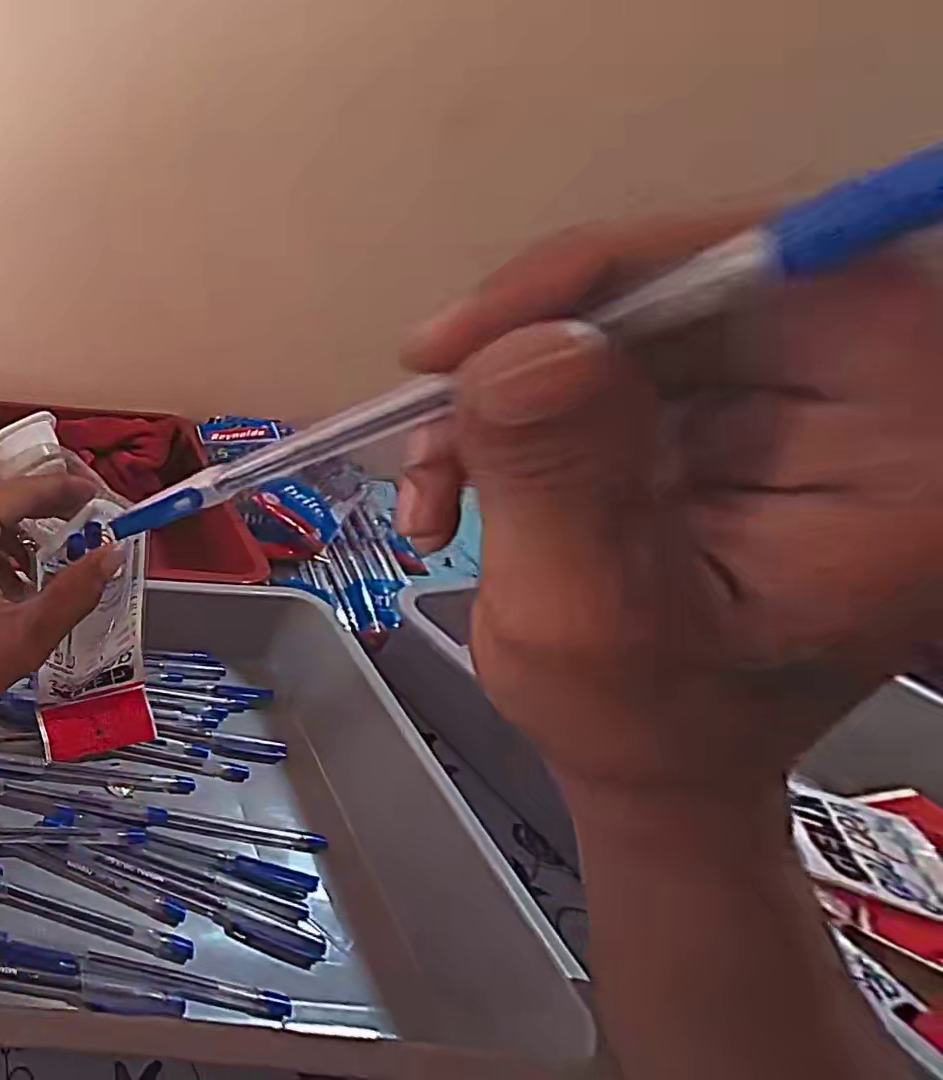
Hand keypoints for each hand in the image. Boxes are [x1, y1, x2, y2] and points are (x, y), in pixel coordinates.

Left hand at [0, 474, 122, 760]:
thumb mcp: (26, 634)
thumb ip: (76, 590)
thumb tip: (110, 556)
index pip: (22, 490)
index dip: (65, 491)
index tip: (96, 497)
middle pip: (2, 503)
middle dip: (47, 518)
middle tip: (85, 532)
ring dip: (21, 541)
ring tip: (50, 572)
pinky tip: (14, 587)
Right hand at [397, 214, 942, 793]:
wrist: (636, 752)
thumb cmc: (629, 712)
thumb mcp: (579, 609)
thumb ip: (556, 479)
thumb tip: (515, 348)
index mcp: (893, 438)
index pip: (778, 274)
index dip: (605, 275)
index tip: (456, 339)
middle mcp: (838, 397)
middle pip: (661, 300)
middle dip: (511, 361)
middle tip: (418, 413)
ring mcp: (748, 408)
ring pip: (584, 342)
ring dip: (477, 416)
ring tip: (428, 499)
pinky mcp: (670, 425)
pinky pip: (552, 387)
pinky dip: (476, 436)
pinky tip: (441, 503)